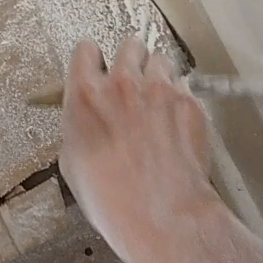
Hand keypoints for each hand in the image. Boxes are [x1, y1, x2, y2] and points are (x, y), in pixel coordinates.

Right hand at [58, 37, 226, 262]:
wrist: (162, 217)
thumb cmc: (108, 198)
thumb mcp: (72, 161)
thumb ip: (79, 125)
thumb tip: (88, 119)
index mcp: (85, 94)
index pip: (85, 50)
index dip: (91, 60)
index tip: (96, 71)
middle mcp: (122, 82)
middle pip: (128, 45)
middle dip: (129, 60)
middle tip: (131, 82)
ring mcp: (160, 89)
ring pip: (159, 60)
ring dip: (156, 74)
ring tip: (157, 99)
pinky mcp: (190, 103)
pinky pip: (184, 86)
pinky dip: (179, 97)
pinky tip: (176, 122)